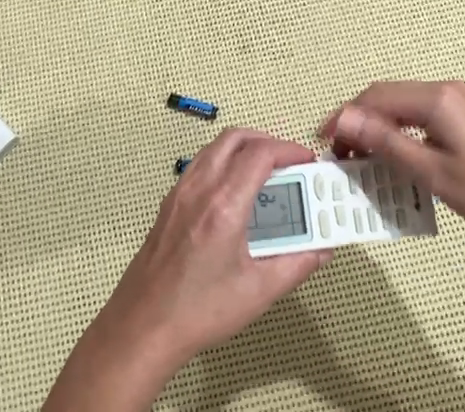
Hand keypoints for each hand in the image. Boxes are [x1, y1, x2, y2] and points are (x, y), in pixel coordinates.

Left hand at [93, 129, 330, 366]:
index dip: (289, 149)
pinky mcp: (169, 204)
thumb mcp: (258, 291)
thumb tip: (321, 249)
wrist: (142, 326)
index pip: (260, 153)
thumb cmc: (198, 311)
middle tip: (289, 163)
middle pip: (234, 138)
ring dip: (243, 150)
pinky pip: (200, 166)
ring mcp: (179, 193)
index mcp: (224, 204)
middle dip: (267, 141)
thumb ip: (296, 265)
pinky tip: (237, 195)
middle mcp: (199, 188)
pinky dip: (223, 164)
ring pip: (214, 149)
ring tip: (267, 175)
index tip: (308, 161)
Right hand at [321, 80, 464, 245]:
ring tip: (361, 156)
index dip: (345, 116)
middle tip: (340, 153)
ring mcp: (458, 100)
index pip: (375, 97)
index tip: (323, 141)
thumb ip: (384, 142)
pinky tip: (393, 153)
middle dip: (358, 120)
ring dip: (377, 126)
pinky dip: (399, 129)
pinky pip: (419, 113)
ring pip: (402, 104)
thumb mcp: (430, 171)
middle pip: (387, 96)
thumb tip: (343, 118)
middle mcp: (445, 89)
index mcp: (436, 99)